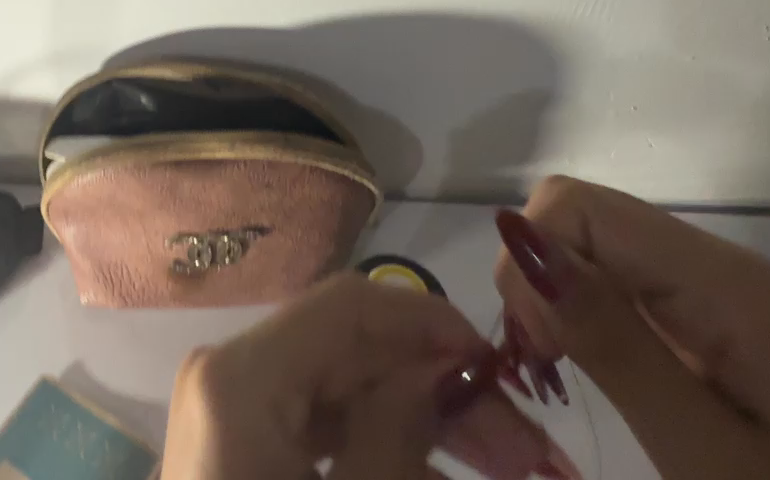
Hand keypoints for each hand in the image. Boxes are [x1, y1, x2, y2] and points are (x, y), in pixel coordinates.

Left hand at [163, 274, 539, 479]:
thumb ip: (399, 429)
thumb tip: (443, 367)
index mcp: (243, 375)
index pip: (351, 307)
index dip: (433, 323)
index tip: (505, 371)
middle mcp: (230, 373)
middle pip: (353, 351)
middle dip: (444, 392)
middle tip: (539, 455)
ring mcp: (232, 411)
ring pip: (346, 390)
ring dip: (426, 425)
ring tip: (512, 467)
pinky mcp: (242, 446)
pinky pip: (325, 429)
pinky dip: (384, 449)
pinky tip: (436, 475)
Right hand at [493, 176, 769, 479]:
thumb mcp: (703, 450)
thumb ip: (611, 341)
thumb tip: (517, 236)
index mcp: (721, 281)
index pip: (579, 205)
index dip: (534, 260)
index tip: (540, 346)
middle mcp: (712, 260)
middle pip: (579, 212)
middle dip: (535, 272)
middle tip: (545, 360)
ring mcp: (708, 282)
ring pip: (587, 239)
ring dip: (549, 291)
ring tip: (558, 365)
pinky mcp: (700, 308)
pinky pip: (610, 272)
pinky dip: (575, 305)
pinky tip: (581, 358)